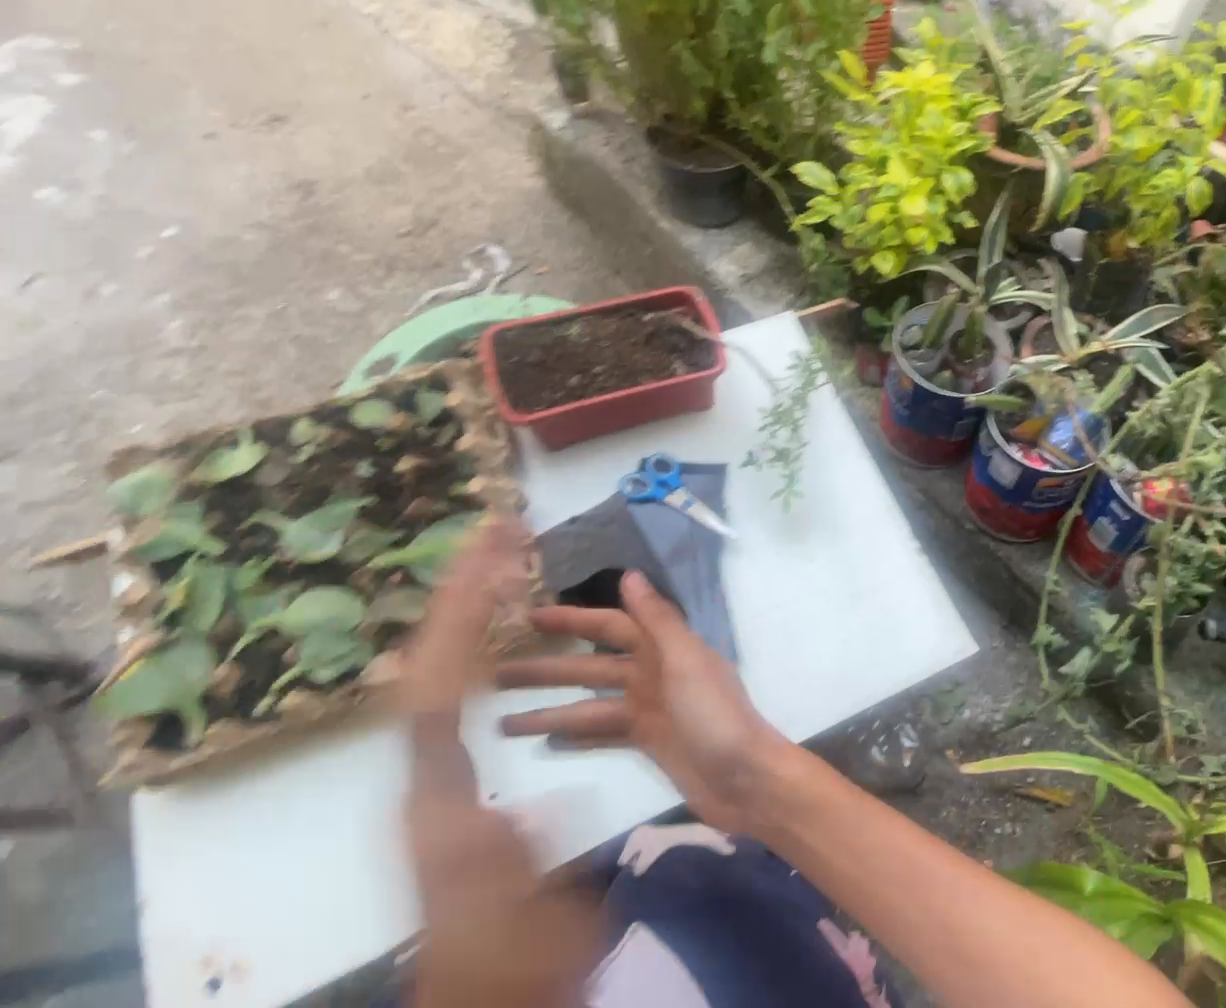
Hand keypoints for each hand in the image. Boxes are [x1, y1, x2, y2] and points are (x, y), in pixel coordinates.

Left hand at [403, 519, 597, 1007]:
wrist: (482, 999)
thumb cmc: (513, 961)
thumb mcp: (529, 920)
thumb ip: (521, 854)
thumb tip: (531, 796)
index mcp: (440, 799)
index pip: (443, 691)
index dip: (464, 620)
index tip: (492, 560)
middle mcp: (424, 775)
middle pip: (430, 666)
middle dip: (459, 593)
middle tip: (493, 533)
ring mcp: (433, 775)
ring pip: (438, 675)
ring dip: (464, 612)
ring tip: (496, 561)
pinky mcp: (448, 781)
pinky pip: (453, 697)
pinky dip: (470, 651)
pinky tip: (492, 633)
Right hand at [497, 571, 792, 833]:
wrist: (744, 778)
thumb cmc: (715, 715)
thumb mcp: (686, 660)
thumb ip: (657, 619)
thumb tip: (629, 573)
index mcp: (665, 649)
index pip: (611, 626)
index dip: (573, 620)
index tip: (529, 615)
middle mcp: (654, 675)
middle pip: (591, 667)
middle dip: (547, 669)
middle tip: (495, 672)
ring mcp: (650, 711)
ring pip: (589, 705)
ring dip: (548, 709)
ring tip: (497, 720)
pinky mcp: (647, 744)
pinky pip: (602, 734)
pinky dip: (574, 735)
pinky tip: (539, 744)